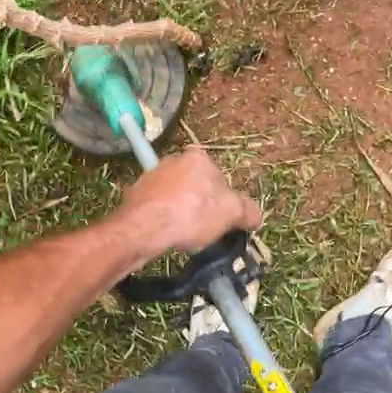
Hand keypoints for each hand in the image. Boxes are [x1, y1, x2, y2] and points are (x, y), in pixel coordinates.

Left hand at [113, 147, 261, 257]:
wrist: (144, 227)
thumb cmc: (191, 214)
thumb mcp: (231, 213)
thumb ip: (248, 211)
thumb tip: (256, 216)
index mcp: (198, 158)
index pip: (220, 179)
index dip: (224, 202)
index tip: (222, 220)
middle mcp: (173, 160)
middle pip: (197, 187)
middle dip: (202, 207)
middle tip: (204, 229)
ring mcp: (152, 176)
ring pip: (177, 197)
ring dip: (182, 214)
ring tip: (184, 234)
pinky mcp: (136, 194)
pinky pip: (158, 207)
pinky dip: (164, 219)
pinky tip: (167, 233)